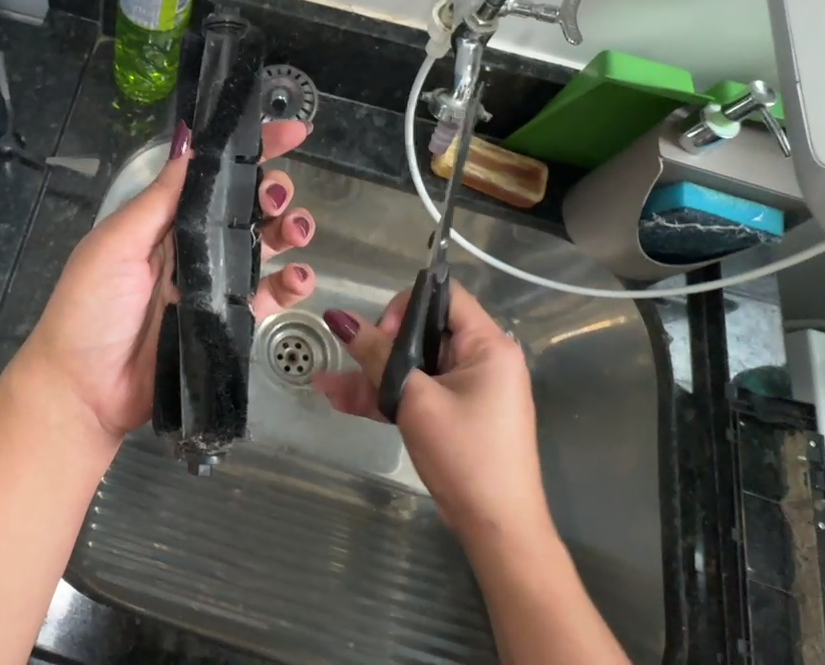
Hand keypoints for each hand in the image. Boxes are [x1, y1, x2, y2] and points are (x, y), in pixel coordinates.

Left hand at [15, 120, 316, 440]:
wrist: (84, 389)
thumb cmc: (91, 307)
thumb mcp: (116, 243)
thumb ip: (160, 199)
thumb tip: (191, 143)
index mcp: (162, 220)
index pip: (211, 175)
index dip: (250, 151)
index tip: (291, 131)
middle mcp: (190, 245)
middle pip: (245, 207)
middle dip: (273, 191)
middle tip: (277, 196)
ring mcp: (210, 284)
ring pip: (263, 246)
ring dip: (288, 230)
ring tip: (295, 231)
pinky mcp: (226, 322)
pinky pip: (266, 296)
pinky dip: (289, 284)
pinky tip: (297, 278)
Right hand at [313, 282, 548, 542]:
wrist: (497, 529)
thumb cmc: (465, 455)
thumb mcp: (414, 400)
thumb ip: (375, 354)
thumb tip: (337, 316)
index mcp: (488, 346)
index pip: (444, 296)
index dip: (406, 307)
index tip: (382, 336)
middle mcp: (482, 360)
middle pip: (422, 332)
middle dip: (380, 347)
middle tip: (359, 368)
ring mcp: (468, 389)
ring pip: (413, 366)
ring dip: (372, 375)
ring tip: (327, 386)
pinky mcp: (456, 414)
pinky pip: (417, 391)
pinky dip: (386, 396)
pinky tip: (343, 401)